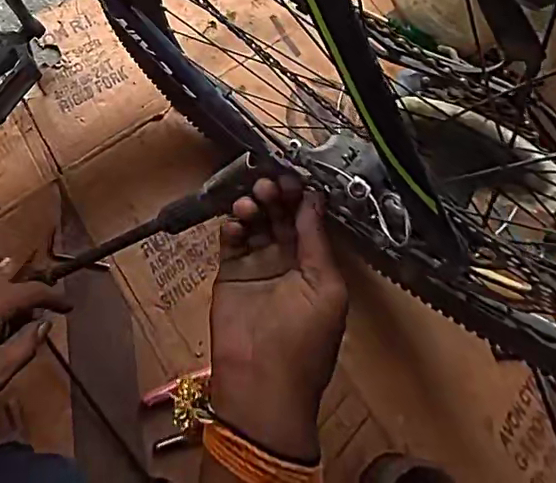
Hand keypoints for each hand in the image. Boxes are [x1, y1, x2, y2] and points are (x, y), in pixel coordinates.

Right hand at [207, 176, 349, 462]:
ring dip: (252, 207)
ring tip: (250, 204)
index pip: (307, 221)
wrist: (261, 377)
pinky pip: (230, 239)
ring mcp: (256, 265)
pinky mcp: (230, 270)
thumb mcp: (325, 288)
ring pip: (254, 222)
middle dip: (274, 196)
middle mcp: (286, 261)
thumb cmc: (303, 339)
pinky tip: (236, 224)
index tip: (292, 177)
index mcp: (314, 266)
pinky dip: (232, 226)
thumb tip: (314, 200)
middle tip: (267, 184)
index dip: (300, 198)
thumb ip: (316, 241)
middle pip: (278, 216)